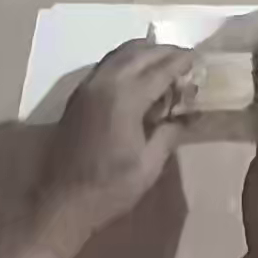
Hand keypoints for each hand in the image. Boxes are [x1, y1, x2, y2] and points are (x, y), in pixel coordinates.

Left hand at [36, 40, 197, 245]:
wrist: (60, 205)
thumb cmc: (108, 189)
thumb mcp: (148, 167)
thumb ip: (170, 133)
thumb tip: (191, 114)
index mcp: (126, 98)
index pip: (160, 69)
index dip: (181, 62)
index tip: (197, 58)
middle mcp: (107, 82)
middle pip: (142, 53)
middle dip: (166, 52)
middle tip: (185, 57)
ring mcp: (90, 84)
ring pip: (122, 52)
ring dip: (146, 51)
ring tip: (164, 60)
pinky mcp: (80, 91)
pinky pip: (109, 61)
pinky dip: (127, 58)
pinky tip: (138, 70)